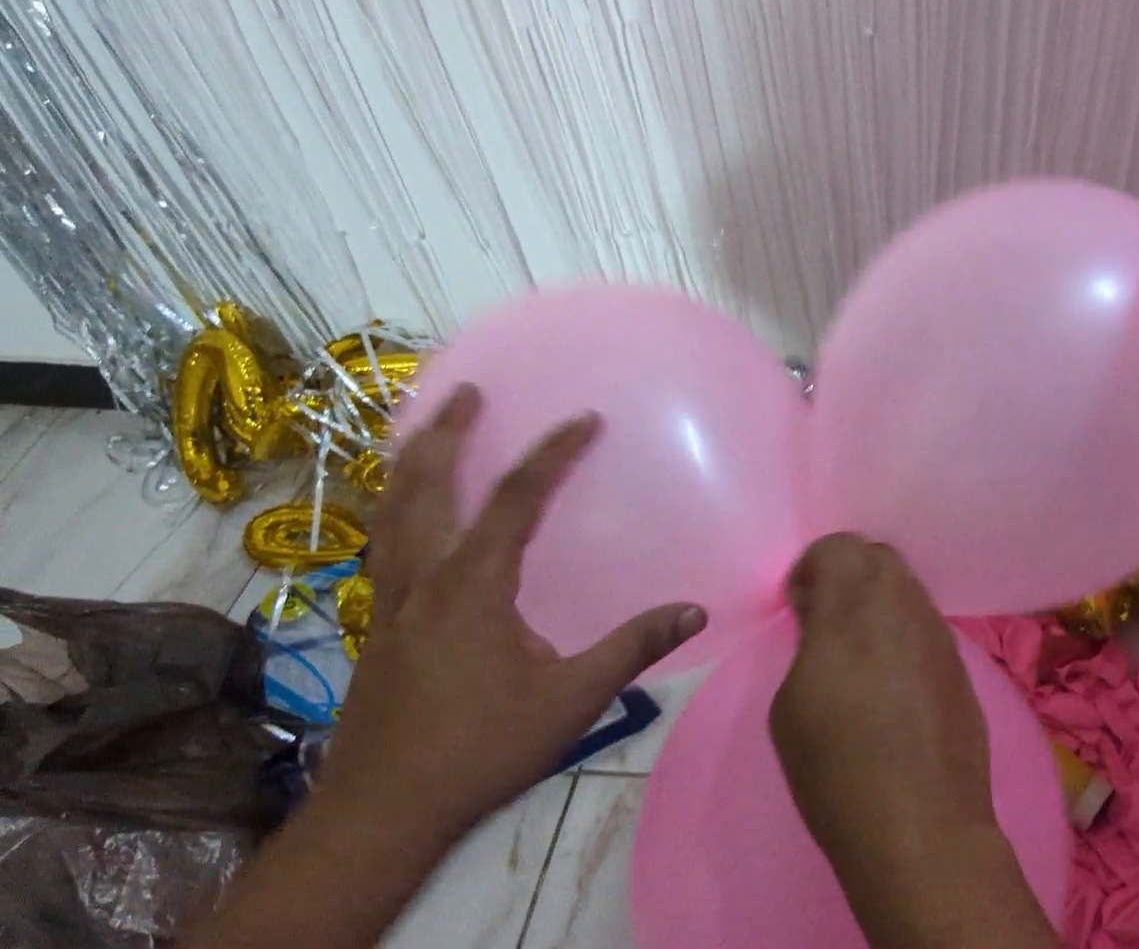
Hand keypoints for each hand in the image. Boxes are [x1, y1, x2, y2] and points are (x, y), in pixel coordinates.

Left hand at [328, 384, 706, 836]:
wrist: (381, 813)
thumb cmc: (481, 749)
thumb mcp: (570, 699)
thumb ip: (632, 648)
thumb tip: (696, 611)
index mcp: (471, 587)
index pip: (515, 500)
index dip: (552, 454)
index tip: (585, 420)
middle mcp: (421, 580)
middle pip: (424, 487)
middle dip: (444, 433)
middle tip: (465, 392)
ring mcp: (389, 603)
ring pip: (390, 513)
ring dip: (409, 465)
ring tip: (425, 432)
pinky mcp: (376, 627)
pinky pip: (382, 545)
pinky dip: (394, 509)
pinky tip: (407, 517)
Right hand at [770, 533, 994, 858]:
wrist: (921, 827)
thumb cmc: (837, 770)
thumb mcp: (790, 705)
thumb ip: (809, 642)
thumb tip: (823, 617)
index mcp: (855, 607)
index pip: (840, 545)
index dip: (813, 566)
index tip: (800, 605)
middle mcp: (905, 607)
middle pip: (879, 557)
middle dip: (849, 576)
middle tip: (828, 622)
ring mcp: (940, 634)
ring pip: (908, 589)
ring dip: (880, 604)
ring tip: (861, 655)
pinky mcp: (962, 665)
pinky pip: (927, 627)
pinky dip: (904, 634)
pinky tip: (894, 682)